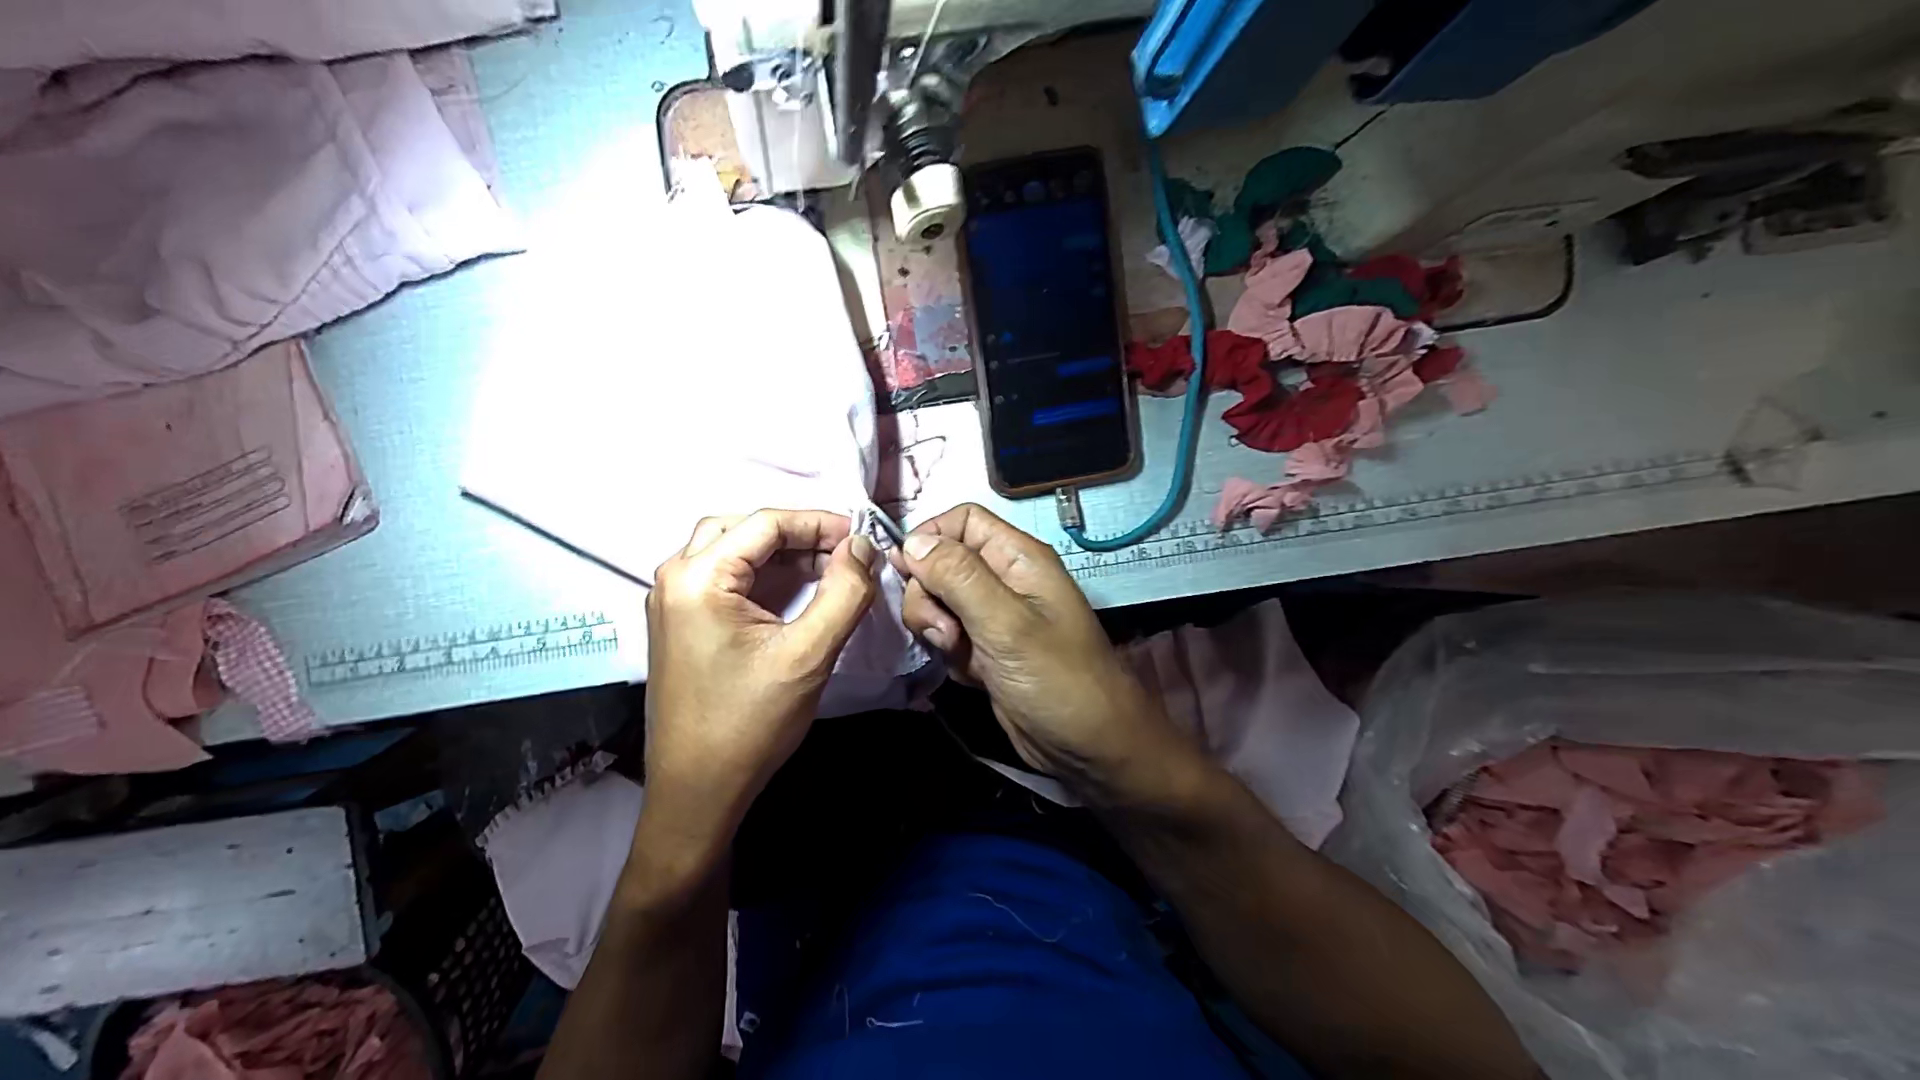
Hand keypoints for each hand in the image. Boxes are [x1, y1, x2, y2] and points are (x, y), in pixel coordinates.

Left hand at [641, 510, 878, 863]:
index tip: (862, 537)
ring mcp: (674, 601)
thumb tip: (864, 545)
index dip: (818, 523)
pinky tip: (799, 591)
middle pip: (742, 528)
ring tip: (829, 568)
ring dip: (781, 553)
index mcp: (697, 579)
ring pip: (732, 550)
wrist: (699, 791)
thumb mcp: (808, 655)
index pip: (765, 523)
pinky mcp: (682, 623)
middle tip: (844, 551)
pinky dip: (764, 576)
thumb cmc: (750, 724)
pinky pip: (726, 579)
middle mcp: (675, 579)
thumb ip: (844, 593)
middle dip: (797, 533)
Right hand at [891, 504, 1198, 803]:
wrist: (1090, 749)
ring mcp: (993, 617)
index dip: (930, 537)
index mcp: (1018, 558)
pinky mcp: (985, 651)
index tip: (908, 571)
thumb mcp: (1006, 623)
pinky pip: (948, 636)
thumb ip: (958, 577)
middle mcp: (1004, 580)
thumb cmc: (1058, 679)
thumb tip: (912, 540)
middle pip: (941, 563)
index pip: (962, 521)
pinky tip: (970, 674)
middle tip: (944, 629)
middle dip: (929, 594)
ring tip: (958, 653)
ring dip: (936, 627)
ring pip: (939, 601)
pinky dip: (948, 654)